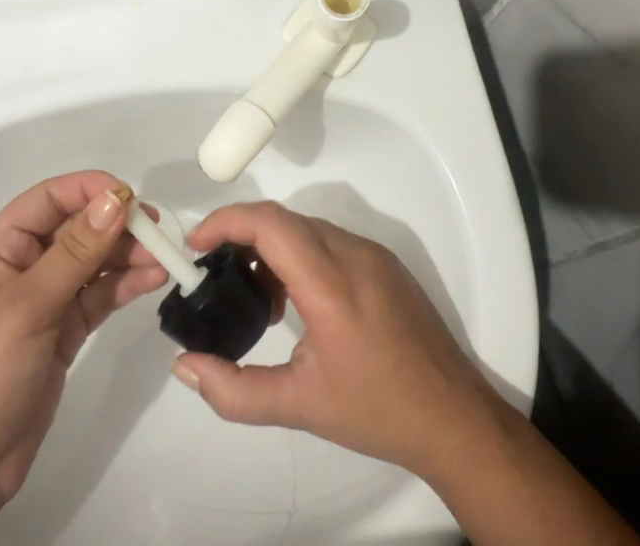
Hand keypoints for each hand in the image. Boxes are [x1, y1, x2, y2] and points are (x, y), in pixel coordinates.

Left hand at [0, 171, 165, 544]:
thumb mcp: (27, 307)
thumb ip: (75, 253)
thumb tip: (114, 199)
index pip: (48, 199)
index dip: (89, 189)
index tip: (133, 198)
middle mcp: (22, 267)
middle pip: (76, 228)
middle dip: (117, 225)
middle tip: (158, 235)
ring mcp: (44, 300)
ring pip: (93, 262)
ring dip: (127, 256)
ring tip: (164, 261)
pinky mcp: (63, 331)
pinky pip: (99, 296)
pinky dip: (124, 286)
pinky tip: (152, 281)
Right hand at [169, 201, 505, 479]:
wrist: (455, 419)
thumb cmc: (377, 411)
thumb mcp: (299, 406)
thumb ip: (233, 390)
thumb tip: (184, 366)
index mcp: (331, 285)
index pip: (270, 224)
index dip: (225, 222)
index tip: (195, 247)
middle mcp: (355, 256)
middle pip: (285, 220)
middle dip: (242, 235)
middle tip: (215, 273)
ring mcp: (376, 257)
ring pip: (309, 229)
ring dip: (272, 247)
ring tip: (256, 297)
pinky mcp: (388, 267)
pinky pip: (332, 242)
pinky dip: (301, 255)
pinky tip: (295, 301)